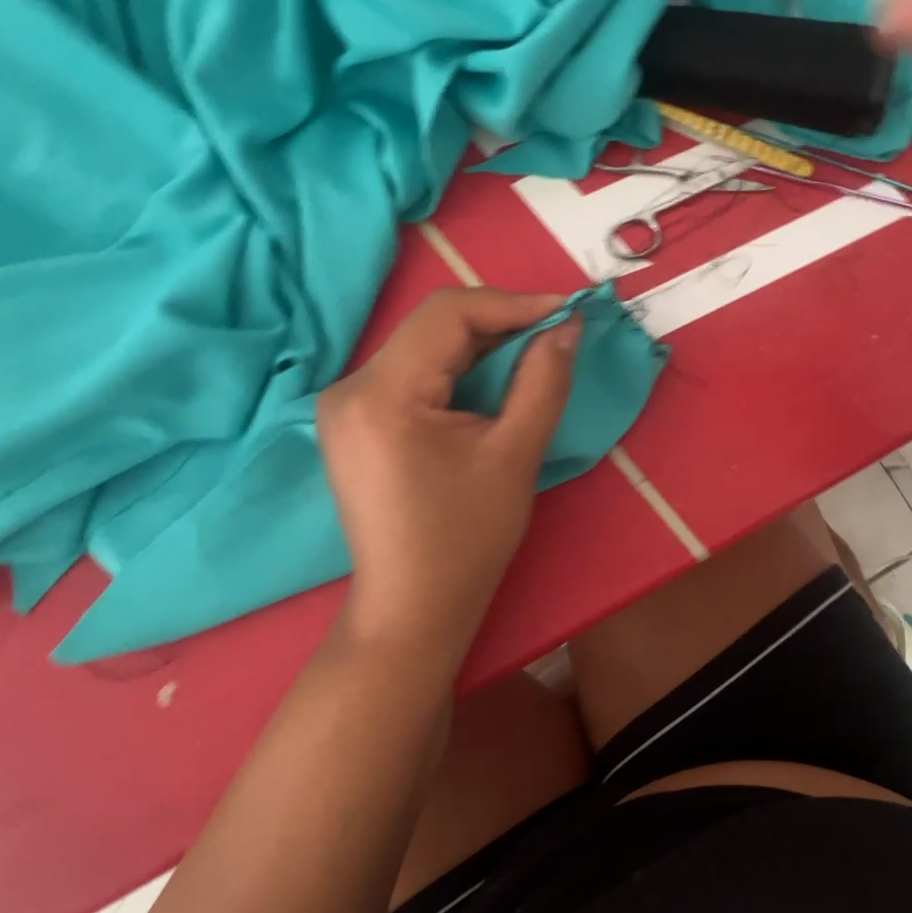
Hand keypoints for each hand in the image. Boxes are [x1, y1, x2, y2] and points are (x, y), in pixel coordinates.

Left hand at [317, 288, 580, 668]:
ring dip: (480, 345)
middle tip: (556, 334)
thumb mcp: (514, 455)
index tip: (567, 312)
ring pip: (422, 346)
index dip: (512, 304)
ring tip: (533, 354)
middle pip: (432, 326)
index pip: (448, 315)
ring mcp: (344, 406)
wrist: (413, 608)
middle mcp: (350, 388)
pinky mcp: (353, 422)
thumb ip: (543, 381)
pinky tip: (491, 382)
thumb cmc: (466, 539)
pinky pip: (410, 373)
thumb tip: (567, 326)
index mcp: (382, 394)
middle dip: (499, 323)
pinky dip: (456, 369)